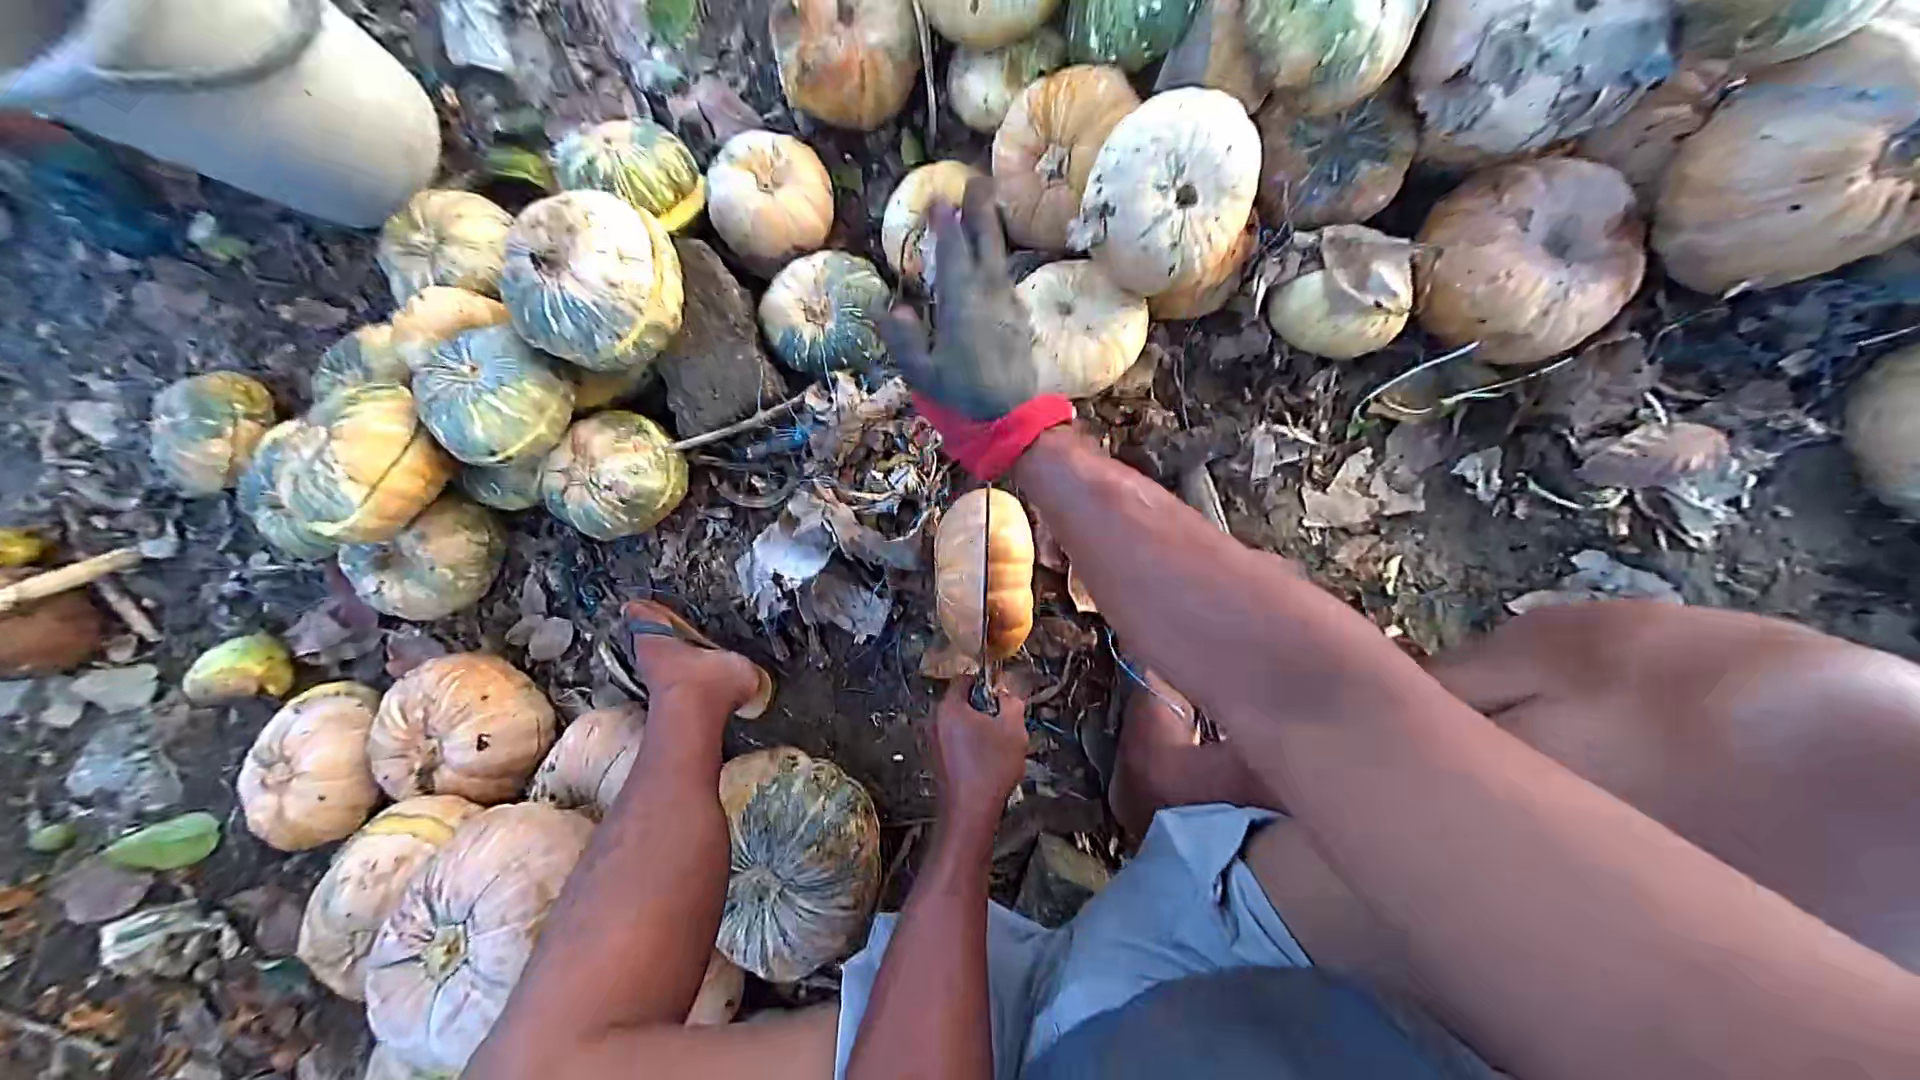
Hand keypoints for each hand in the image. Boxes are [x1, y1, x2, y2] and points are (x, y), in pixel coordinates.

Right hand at [879, 177, 1039, 421]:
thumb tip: (890, 307)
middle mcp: (988, 297)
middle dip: (979, 212)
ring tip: (986, 210)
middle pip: (986, 245)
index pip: (953, 255)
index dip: (946, 226)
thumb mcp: (922, 373)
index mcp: (961, 305)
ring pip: (999, 261)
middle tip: (976, 182)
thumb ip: (903, 339)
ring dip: (991, 233)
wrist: (1010, 415)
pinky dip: (998, 264)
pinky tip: (994, 264)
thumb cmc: (961, 395)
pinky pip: (1006, 282)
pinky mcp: (1019, 321)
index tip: (941, 198)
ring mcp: (1007, 307)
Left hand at [928, 679, 1028, 827]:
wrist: (971, 811)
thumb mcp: (1013, 729)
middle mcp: (935, 721)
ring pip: (960, 725)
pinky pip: (956, 743)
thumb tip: (1008, 695)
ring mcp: (933, 742)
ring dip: (979, 729)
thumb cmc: (991, 767)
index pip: (964, 679)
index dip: (985, 683)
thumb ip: (1012, 703)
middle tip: (1004, 722)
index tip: (1001, 695)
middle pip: (962, 703)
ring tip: (998, 746)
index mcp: (950, 707)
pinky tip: (987, 762)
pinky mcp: (937, 761)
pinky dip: (971, 746)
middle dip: (984, 709)